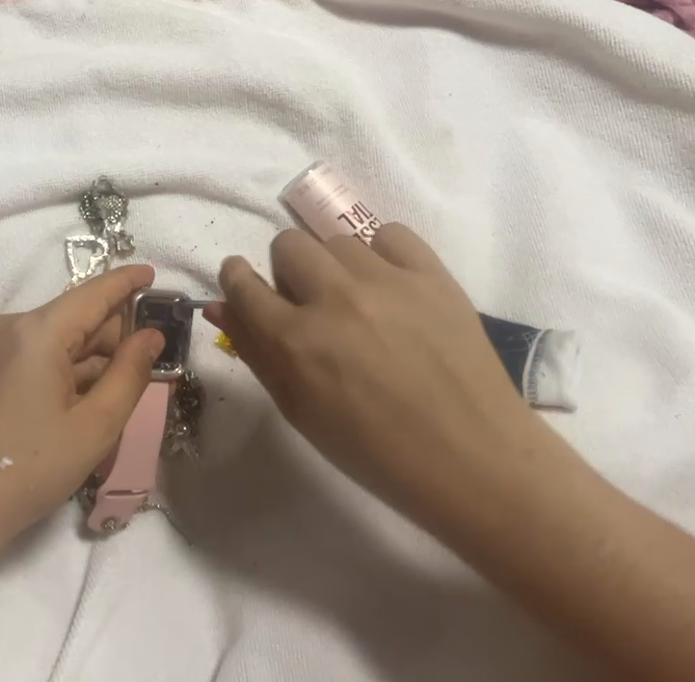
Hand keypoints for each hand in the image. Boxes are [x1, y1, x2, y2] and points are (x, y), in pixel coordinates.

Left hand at [0, 266, 164, 551]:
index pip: (92, 294)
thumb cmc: (28, 469)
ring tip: (126, 389)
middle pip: (74, 319)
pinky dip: (64, 373)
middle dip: (115, 336)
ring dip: (92, 361)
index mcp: (35, 331)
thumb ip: (130, 374)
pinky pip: (33, 360)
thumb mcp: (94, 427)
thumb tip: (151, 335)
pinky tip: (86, 403)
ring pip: (56, 343)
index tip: (155, 274)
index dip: (126, 282)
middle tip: (155, 358)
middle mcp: (8, 328)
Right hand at [208, 225, 567, 526]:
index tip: (247, 286)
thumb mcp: (299, 410)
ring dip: (335, 266)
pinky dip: (381, 253)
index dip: (238, 279)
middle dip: (287, 271)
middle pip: (287, 245)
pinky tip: (389, 285)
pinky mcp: (433, 276)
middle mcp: (335, 299)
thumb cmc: (374, 450)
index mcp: (296, 341)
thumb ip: (255, 352)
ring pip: (336, 240)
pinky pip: (391, 233)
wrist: (473, 461)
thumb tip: (220, 306)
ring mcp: (387, 282)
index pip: (242, 282)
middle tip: (309, 305)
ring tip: (357, 302)